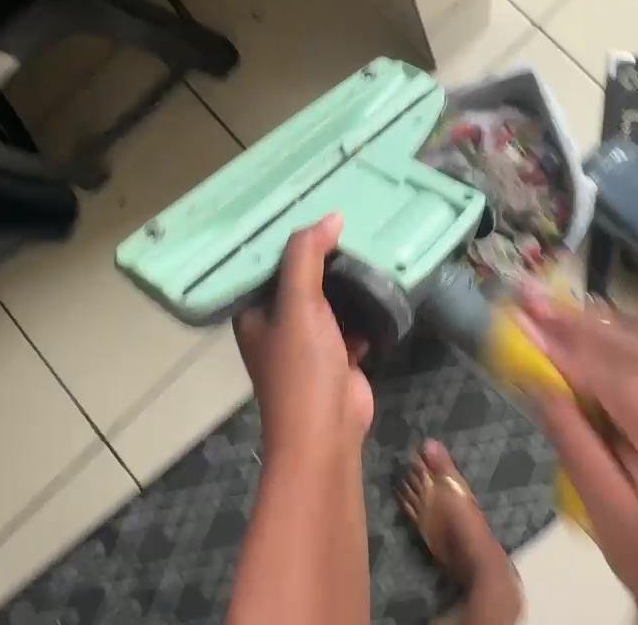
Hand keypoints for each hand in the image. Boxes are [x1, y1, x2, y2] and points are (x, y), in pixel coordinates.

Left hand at [235, 214, 373, 461]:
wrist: (327, 435)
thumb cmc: (301, 368)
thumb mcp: (299, 304)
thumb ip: (308, 257)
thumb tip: (331, 216)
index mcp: (256, 311)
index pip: (267, 263)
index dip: (286, 235)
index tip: (308, 201)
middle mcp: (278, 323)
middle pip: (301, 278)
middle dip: (322, 254)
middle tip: (347, 216)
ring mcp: (309, 341)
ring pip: (328, 299)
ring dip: (346, 279)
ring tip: (367, 239)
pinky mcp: (338, 355)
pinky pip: (351, 320)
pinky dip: (364, 306)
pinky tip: (382, 281)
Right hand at [519, 293, 637, 624]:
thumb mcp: (604, 508)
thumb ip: (572, 440)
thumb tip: (534, 380)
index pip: (614, 375)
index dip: (563, 346)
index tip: (521, 322)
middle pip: (632, 343)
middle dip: (575, 320)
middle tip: (528, 301)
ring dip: (601, 321)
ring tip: (555, 315)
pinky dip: (622, 332)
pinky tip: (592, 336)